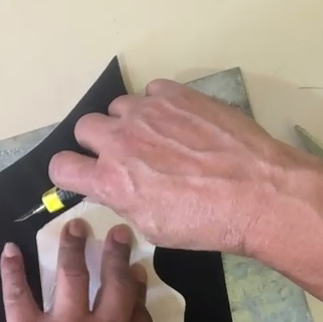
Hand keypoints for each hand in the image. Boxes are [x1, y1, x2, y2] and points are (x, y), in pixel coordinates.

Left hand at [0, 218, 153, 321]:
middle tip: (118, 233)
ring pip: (70, 274)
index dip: (138, 288)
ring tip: (74, 225)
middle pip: (114, 285)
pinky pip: (18, 292)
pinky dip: (11, 269)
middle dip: (116, 254)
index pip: (138, 314)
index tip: (137, 271)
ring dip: (72, 246)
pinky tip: (9, 249)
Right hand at [47, 79, 322, 257]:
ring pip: (118, 107)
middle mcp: (120, 141)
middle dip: (99, 142)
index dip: (70, 171)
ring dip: (130, 122)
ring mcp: (147, 112)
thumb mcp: (154, 228)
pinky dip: (159, 106)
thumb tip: (116, 188)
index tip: (84, 174)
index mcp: (111, 180)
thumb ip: (123, 201)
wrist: (261, 193)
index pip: (61, 165)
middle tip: (127, 155)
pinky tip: (180, 123)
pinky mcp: (175, 95)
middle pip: (85, 128)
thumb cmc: (209, 222)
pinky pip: (151, 92)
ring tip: (159, 138)